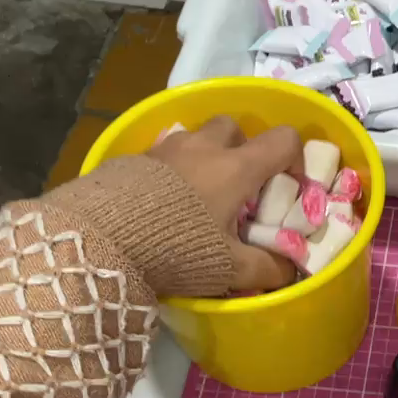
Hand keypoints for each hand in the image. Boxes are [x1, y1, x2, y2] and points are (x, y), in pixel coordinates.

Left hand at [149, 116, 302, 292]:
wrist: (101, 237)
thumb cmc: (178, 248)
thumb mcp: (231, 269)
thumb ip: (268, 268)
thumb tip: (288, 270)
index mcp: (235, 168)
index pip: (282, 140)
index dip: (295, 159)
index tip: (290, 187)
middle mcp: (203, 147)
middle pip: (234, 127)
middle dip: (244, 150)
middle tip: (241, 188)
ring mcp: (165, 149)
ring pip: (197, 137)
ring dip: (207, 158)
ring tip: (202, 198)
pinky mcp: (133, 159)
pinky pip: (164, 155)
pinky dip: (175, 173)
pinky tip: (168, 204)